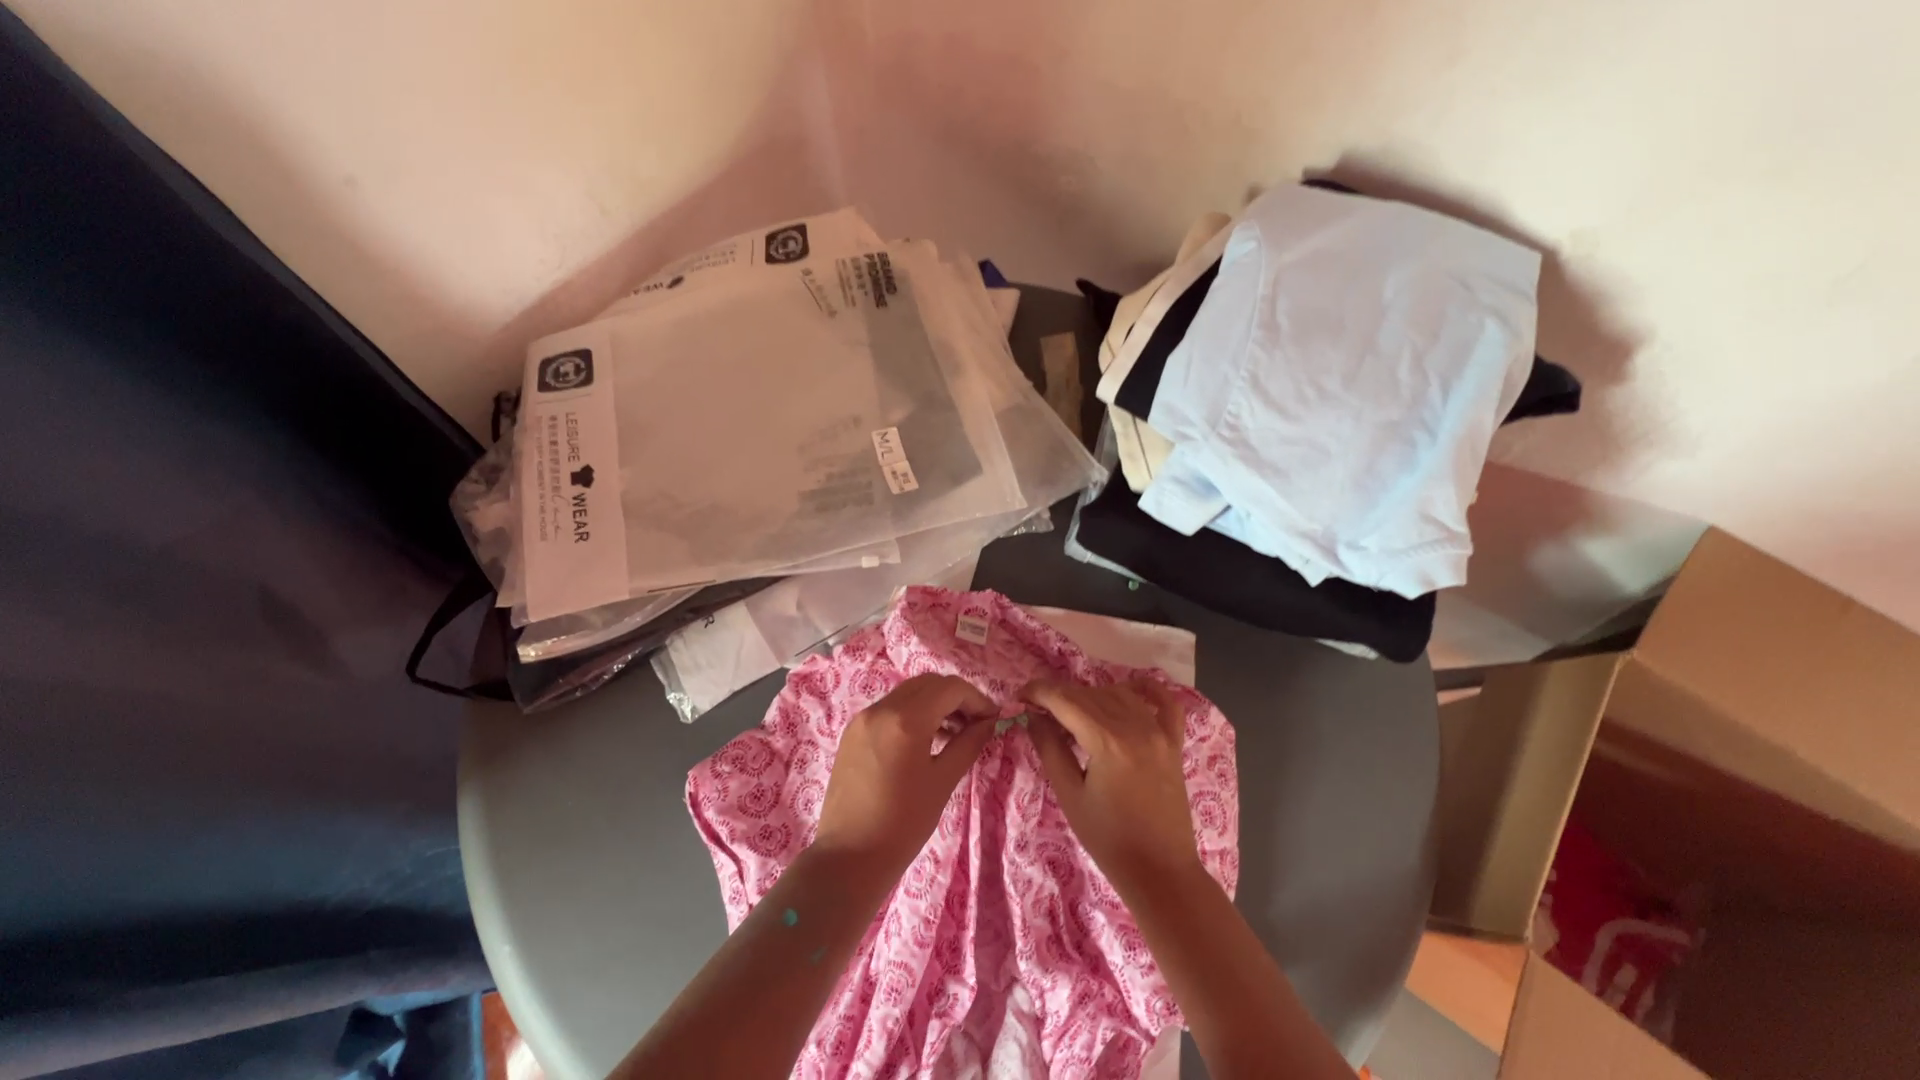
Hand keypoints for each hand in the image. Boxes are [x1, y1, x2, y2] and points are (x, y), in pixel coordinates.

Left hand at [813, 674, 998, 875]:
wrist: (850, 856)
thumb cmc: (903, 823)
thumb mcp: (942, 782)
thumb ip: (968, 744)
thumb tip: (989, 722)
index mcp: (905, 720)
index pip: (950, 688)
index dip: (977, 699)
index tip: (993, 720)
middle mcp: (880, 709)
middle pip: (927, 684)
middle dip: (956, 697)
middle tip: (976, 724)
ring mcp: (862, 720)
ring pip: (907, 694)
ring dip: (934, 704)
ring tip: (955, 734)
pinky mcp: (852, 733)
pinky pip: (889, 710)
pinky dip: (912, 714)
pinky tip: (926, 741)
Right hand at [1022, 677, 1200, 892]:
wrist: (1160, 870)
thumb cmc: (1108, 839)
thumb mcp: (1070, 795)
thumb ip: (1050, 749)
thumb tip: (1032, 717)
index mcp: (1107, 741)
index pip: (1065, 700)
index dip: (1038, 693)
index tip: (1019, 697)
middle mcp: (1136, 727)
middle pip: (1090, 694)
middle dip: (1060, 696)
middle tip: (1037, 710)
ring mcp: (1159, 733)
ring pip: (1119, 694)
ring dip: (1091, 695)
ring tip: (1071, 712)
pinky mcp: (1174, 744)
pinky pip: (1165, 703)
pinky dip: (1147, 690)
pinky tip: (1128, 689)